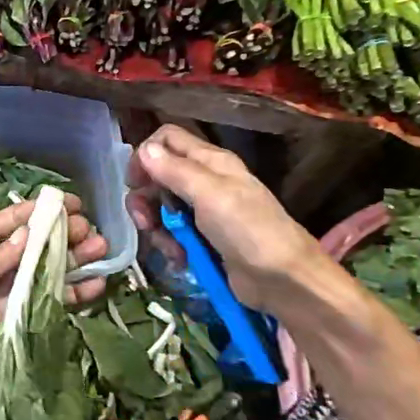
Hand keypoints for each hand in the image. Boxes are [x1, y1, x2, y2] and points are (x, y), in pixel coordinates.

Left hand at [0, 196, 107, 380]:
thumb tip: (28, 237)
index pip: (15, 219)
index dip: (42, 211)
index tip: (71, 203)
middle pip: (39, 243)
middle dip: (65, 234)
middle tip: (88, 229)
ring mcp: (11, 286)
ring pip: (50, 268)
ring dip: (76, 259)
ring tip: (100, 249)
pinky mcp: (20, 312)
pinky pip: (50, 298)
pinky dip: (74, 292)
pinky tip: (96, 284)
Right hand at [125, 125, 324, 310]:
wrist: (284, 281)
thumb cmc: (250, 231)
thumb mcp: (211, 195)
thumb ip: (176, 171)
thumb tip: (144, 148)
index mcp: (210, 162)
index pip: (167, 138)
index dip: (145, 155)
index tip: (135, 182)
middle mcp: (205, 181)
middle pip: (157, 176)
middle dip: (145, 198)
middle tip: (145, 222)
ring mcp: (203, 211)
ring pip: (161, 207)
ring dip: (156, 227)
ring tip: (170, 247)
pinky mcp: (202, 238)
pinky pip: (172, 233)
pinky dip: (170, 244)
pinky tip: (180, 258)